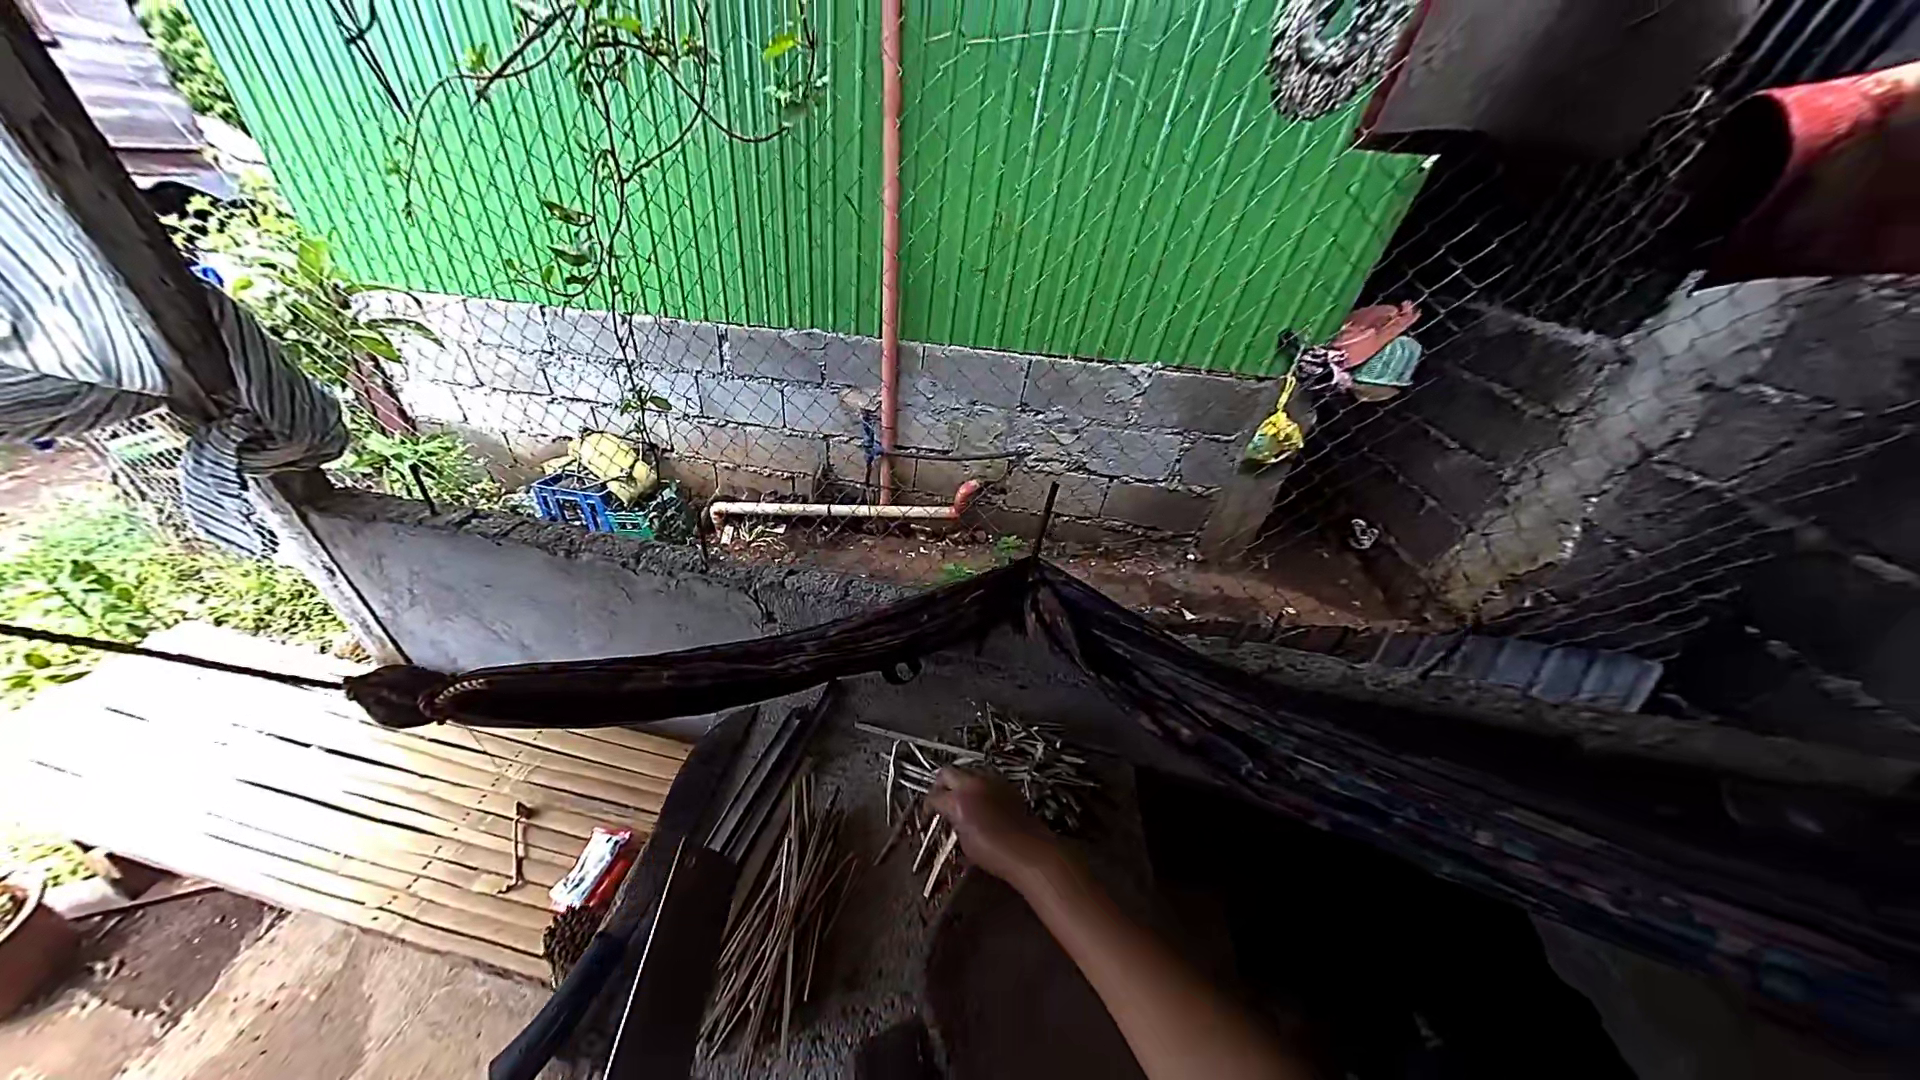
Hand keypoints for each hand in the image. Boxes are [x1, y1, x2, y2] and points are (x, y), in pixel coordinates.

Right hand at [926, 766, 1061, 886]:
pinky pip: (985, 776)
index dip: (927, 807)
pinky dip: (977, 784)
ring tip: (960, 799)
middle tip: (939, 799)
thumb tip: (952, 819)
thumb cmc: (996, 853)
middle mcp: (972, 784)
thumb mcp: (965, 843)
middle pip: (946, 773)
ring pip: (966, 771)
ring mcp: (990, 780)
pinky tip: (979, 799)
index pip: (933, 796)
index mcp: (957, 801)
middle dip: (939, 785)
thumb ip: (954, 823)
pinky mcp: (1005, 783)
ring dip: (959, 782)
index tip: (928, 815)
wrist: (1029, 850)